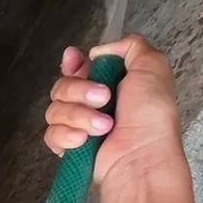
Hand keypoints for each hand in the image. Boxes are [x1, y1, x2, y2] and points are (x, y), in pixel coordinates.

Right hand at [42, 34, 184, 186]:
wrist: (140, 156)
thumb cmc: (151, 115)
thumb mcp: (152, 67)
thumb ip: (130, 46)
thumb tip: (98, 52)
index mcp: (110, 82)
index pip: (78, 67)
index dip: (72, 63)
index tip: (74, 62)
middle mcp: (91, 102)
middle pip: (62, 86)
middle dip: (79, 91)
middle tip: (104, 100)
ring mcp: (77, 126)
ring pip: (54, 110)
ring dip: (78, 116)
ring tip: (103, 128)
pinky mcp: (67, 147)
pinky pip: (51, 134)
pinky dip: (66, 135)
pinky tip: (82, 141)